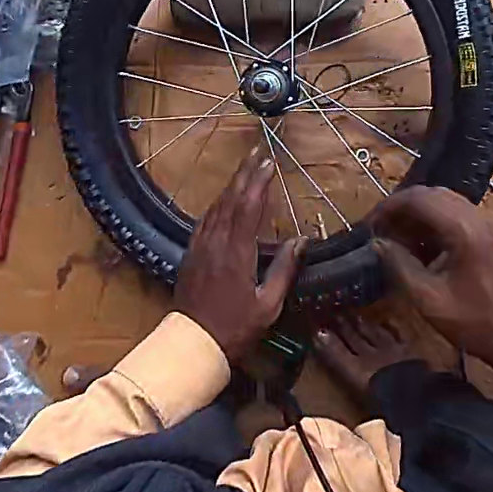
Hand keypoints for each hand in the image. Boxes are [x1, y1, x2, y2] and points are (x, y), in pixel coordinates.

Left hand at [173, 148, 304, 362]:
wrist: (193, 340)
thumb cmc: (235, 327)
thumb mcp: (268, 304)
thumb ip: (285, 270)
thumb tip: (301, 241)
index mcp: (237, 251)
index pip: (249, 206)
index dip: (259, 181)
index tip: (269, 162)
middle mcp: (217, 240)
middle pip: (231, 197)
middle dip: (245, 172)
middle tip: (257, 151)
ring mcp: (201, 244)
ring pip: (217, 205)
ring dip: (232, 184)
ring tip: (245, 168)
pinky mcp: (192, 250)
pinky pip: (206, 218)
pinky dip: (218, 202)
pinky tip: (224, 198)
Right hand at [366, 186, 492, 397]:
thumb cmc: (479, 325)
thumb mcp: (429, 299)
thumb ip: (399, 265)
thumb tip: (378, 243)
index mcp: (466, 230)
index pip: (419, 198)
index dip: (389, 207)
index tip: (371, 223)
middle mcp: (483, 219)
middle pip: (433, 194)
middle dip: (403, 208)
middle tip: (382, 229)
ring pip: (447, 203)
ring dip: (420, 215)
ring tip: (400, 239)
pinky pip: (462, 215)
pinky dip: (438, 223)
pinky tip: (426, 247)